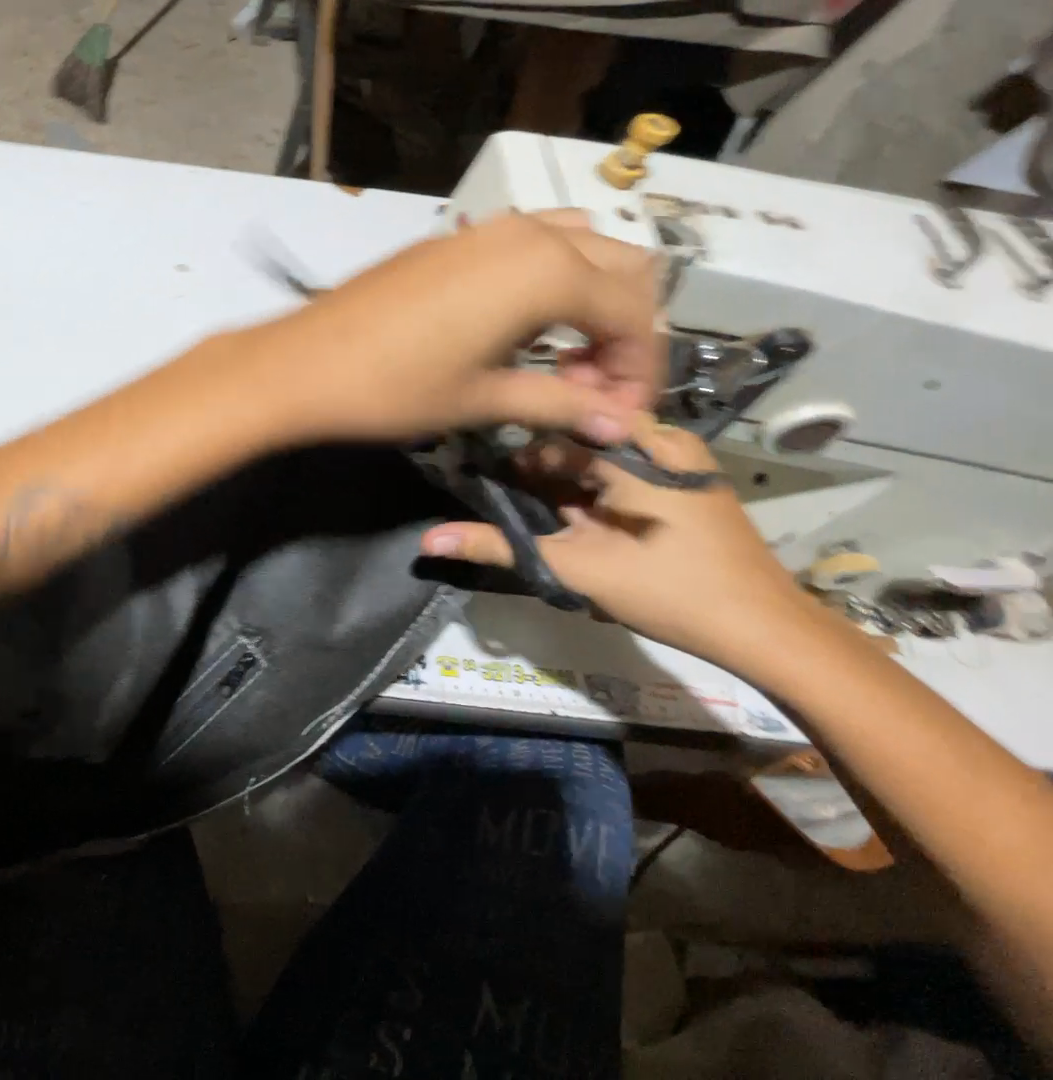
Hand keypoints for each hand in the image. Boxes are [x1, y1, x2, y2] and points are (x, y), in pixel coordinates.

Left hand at [246, 210, 664, 444]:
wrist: (299, 364)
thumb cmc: (390, 389)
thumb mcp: (479, 400)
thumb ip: (558, 404)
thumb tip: (617, 425)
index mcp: (549, 271)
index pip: (632, 314)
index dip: (639, 370)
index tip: (624, 416)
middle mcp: (529, 234)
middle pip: (619, 268)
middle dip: (623, 329)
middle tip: (595, 389)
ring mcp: (487, 230)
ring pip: (577, 247)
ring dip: (589, 298)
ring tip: (563, 359)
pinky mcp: (451, 240)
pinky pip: (528, 246)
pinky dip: (548, 281)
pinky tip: (521, 330)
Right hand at [417, 420, 815, 667]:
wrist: (763, 629)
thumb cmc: (670, 589)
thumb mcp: (576, 566)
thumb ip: (498, 547)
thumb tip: (426, 541)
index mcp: (640, 445)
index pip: (554, 427)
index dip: (510, 451)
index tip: (475, 475)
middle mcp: (663, 442)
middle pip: (576, 442)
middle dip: (535, 474)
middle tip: (499, 505)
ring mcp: (679, 464)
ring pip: (598, 461)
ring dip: (561, 489)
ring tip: (533, 520)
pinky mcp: (684, 488)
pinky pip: (621, 476)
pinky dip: (590, 496)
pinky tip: (571, 527)